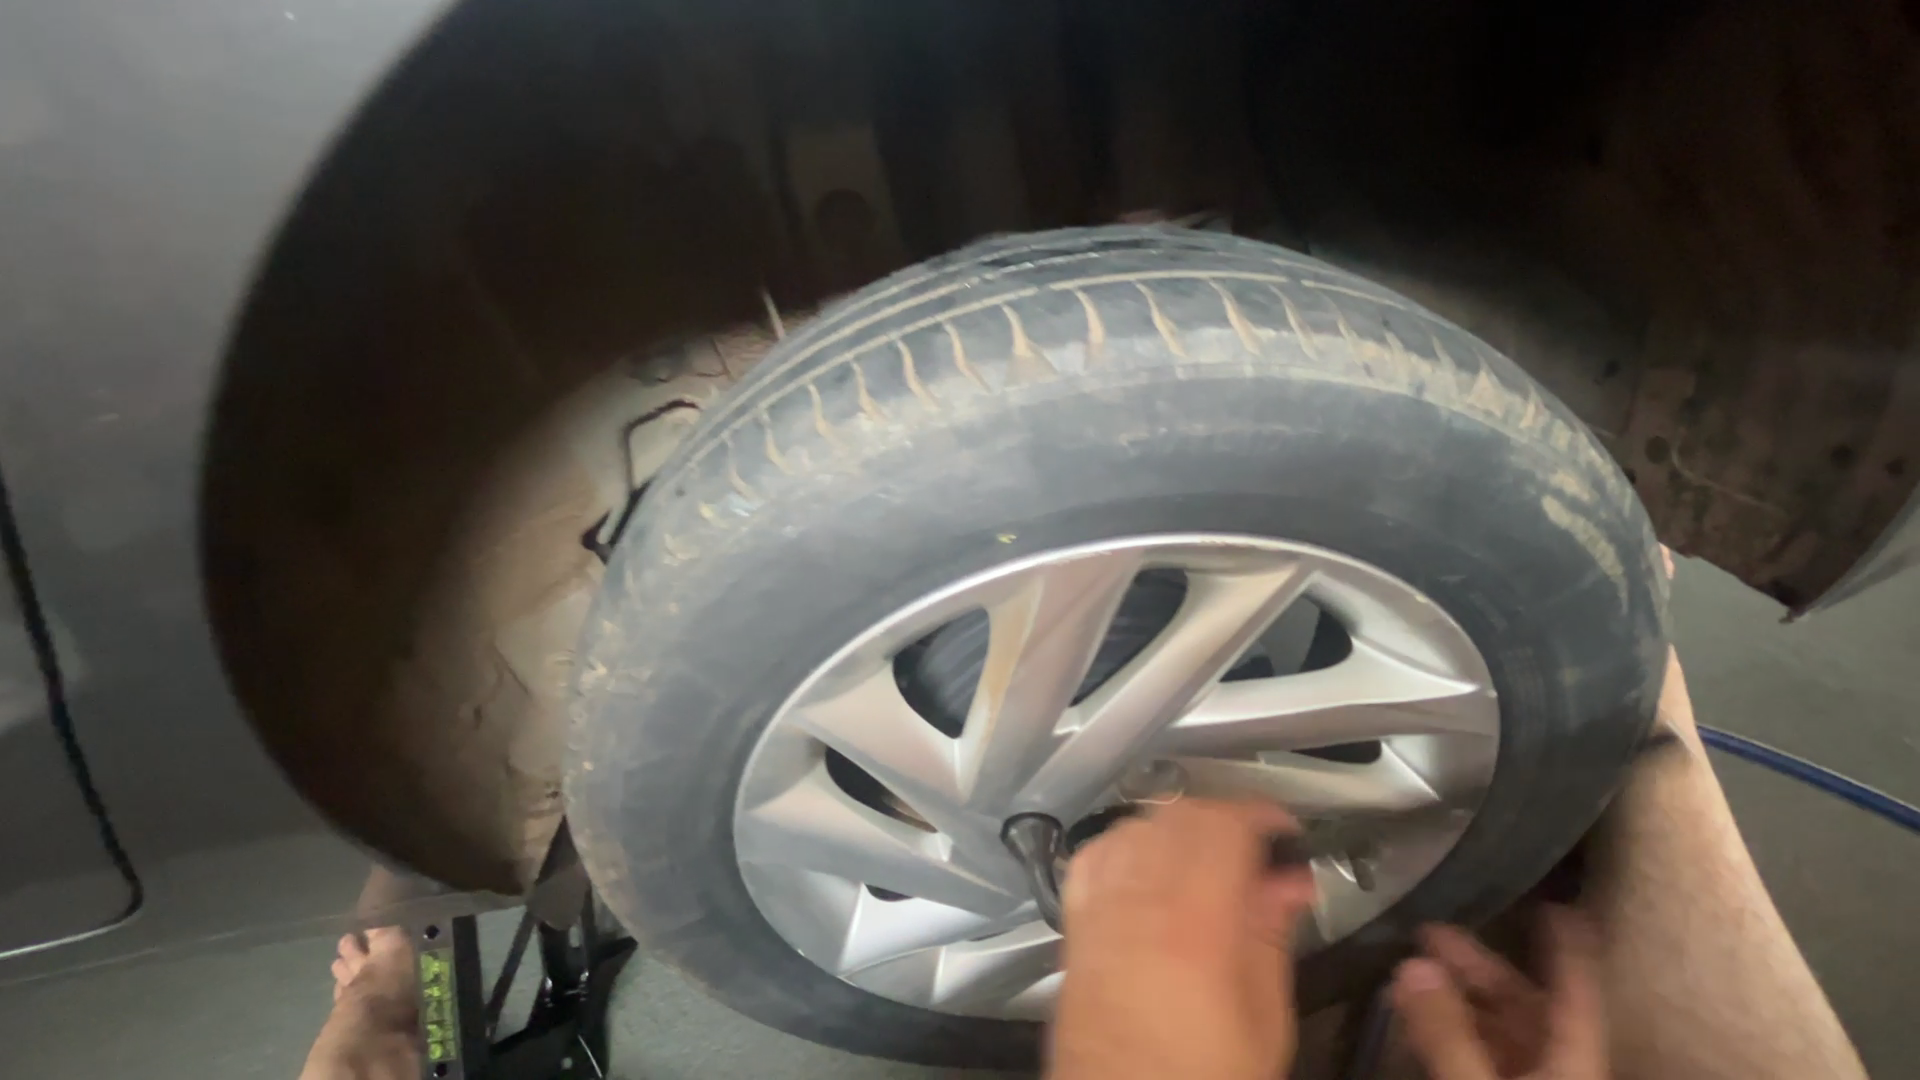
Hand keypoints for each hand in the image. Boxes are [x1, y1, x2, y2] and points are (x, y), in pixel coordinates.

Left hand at [1047, 799, 1316, 1079]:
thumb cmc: (1203, 1070)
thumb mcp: (1262, 1017)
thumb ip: (1272, 934)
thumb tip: (1291, 879)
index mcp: (1194, 916)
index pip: (1225, 826)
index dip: (1261, 816)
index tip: (1288, 830)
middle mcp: (1140, 892)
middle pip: (1181, 815)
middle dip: (1225, 820)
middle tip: (1258, 853)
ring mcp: (1101, 899)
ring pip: (1139, 823)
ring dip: (1179, 827)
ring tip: (1209, 858)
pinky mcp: (1074, 914)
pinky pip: (1100, 850)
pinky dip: (1130, 843)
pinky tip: (1149, 864)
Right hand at [1394, 908, 1607, 1079]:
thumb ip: (1449, 1033)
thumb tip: (1413, 962)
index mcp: (1575, 1062)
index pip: (1576, 991)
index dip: (1567, 947)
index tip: (1556, 905)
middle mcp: (1560, 1067)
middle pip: (1524, 1005)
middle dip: (1475, 965)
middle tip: (1427, 932)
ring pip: (1498, 1028)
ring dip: (1456, 995)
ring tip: (1409, 969)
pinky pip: (1480, 1053)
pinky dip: (1449, 1028)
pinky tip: (1415, 1017)